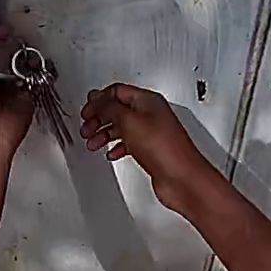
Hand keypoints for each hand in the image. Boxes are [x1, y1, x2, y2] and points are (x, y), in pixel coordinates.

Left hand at [0, 24, 33, 165]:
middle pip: (2, 53)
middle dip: (8, 43)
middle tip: (11, 37)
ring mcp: (6, 89)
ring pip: (18, 65)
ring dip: (21, 57)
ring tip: (20, 53)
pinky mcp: (23, 98)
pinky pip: (31, 80)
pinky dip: (33, 72)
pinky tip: (29, 68)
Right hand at [80, 83, 221, 211]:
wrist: (182, 178)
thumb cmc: (164, 149)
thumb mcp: (128, 120)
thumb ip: (108, 107)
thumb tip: (96, 98)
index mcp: (147, 101)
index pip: (117, 91)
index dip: (99, 99)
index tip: (87, 110)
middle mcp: (150, 114)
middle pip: (117, 109)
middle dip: (99, 117)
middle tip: (87, 125)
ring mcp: (151, 132)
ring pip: (120, 127)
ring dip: (104, 133)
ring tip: (93, 141)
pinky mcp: (150, 149)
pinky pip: (128, 143)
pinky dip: (116, 146)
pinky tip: (111, 152)